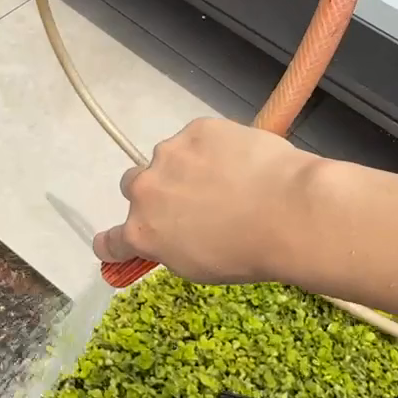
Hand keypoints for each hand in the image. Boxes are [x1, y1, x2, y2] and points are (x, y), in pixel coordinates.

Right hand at [93, 118, 320, 283]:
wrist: (287, 211)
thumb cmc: (246, 253)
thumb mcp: (198, 267)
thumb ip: (171, 248)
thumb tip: (171, 235)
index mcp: (142, 232)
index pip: (110, 241)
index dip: (113, 244)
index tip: (116, 245)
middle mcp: (145, 190)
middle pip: (132, 186)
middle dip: (154, 193)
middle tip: (189, 202)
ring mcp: (170, 154)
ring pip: (168, 159)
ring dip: (186, 167)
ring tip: (227, 178)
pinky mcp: (198, 129)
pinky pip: (198, 138)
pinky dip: (213, 148)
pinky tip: (239, 160)